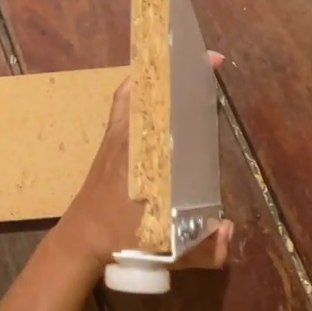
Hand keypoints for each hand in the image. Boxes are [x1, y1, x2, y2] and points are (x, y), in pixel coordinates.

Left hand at [56, 52, 234, 272]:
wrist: (82, 239)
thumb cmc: (123, 240)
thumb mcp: (168, 249)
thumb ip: (206, 249)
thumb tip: (229, 228)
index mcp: (145, 153)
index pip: (167, 106)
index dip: (188, 81)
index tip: (211, 61)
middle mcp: (130, 135)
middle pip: (154, 90)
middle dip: (179, 72)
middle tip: (206, 63)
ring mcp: (117, 133)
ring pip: (138, 91)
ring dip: (160, 77)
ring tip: (186, 67)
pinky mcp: (110, 137)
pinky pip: (125, 102)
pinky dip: (140, 87)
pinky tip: (157, 85)